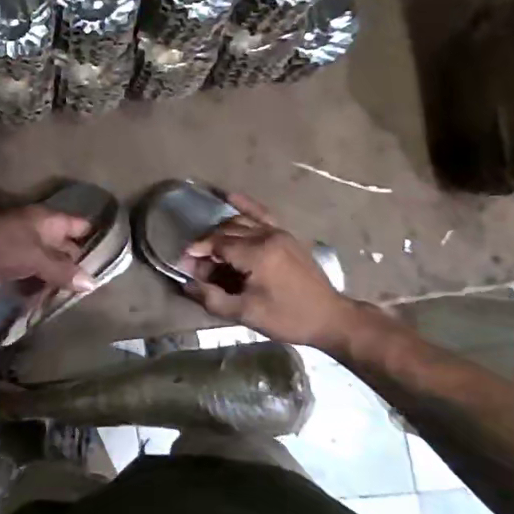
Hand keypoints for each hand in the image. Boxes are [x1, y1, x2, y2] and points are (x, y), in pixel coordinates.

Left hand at [0, 205, 96, 293]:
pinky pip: (32, 271)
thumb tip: (92, 283)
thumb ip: (63, 270)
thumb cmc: (0, 247)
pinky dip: (41, 281)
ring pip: (48, 260)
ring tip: (77, 295)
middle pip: (64, 244)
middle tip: (96, 283)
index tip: (112, 255)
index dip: (94, 237)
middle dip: (78, 262)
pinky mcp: (8, 262)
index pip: (79, 225)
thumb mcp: (36, 257)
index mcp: (46, 219)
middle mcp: (36, 229)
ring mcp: (21, 245)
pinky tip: (51, 296)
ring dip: (59, 275)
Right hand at [176, 192, 373, 350]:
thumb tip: (186, 284)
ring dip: (220, 232)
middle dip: (206, 247)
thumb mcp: (246, 313)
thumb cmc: (287, 317)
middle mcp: (267, 236)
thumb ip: (212, 298)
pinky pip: (262, 214)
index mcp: (257, 254)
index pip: (217, 245)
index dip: (197, 254)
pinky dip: (245, 205)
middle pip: (226, 233)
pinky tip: (230, 196)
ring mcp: (278, 232)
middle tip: (195, 266)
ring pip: (240, 223)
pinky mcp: (286, 235)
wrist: (329, 317)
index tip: (183, 265)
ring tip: (209, 250)